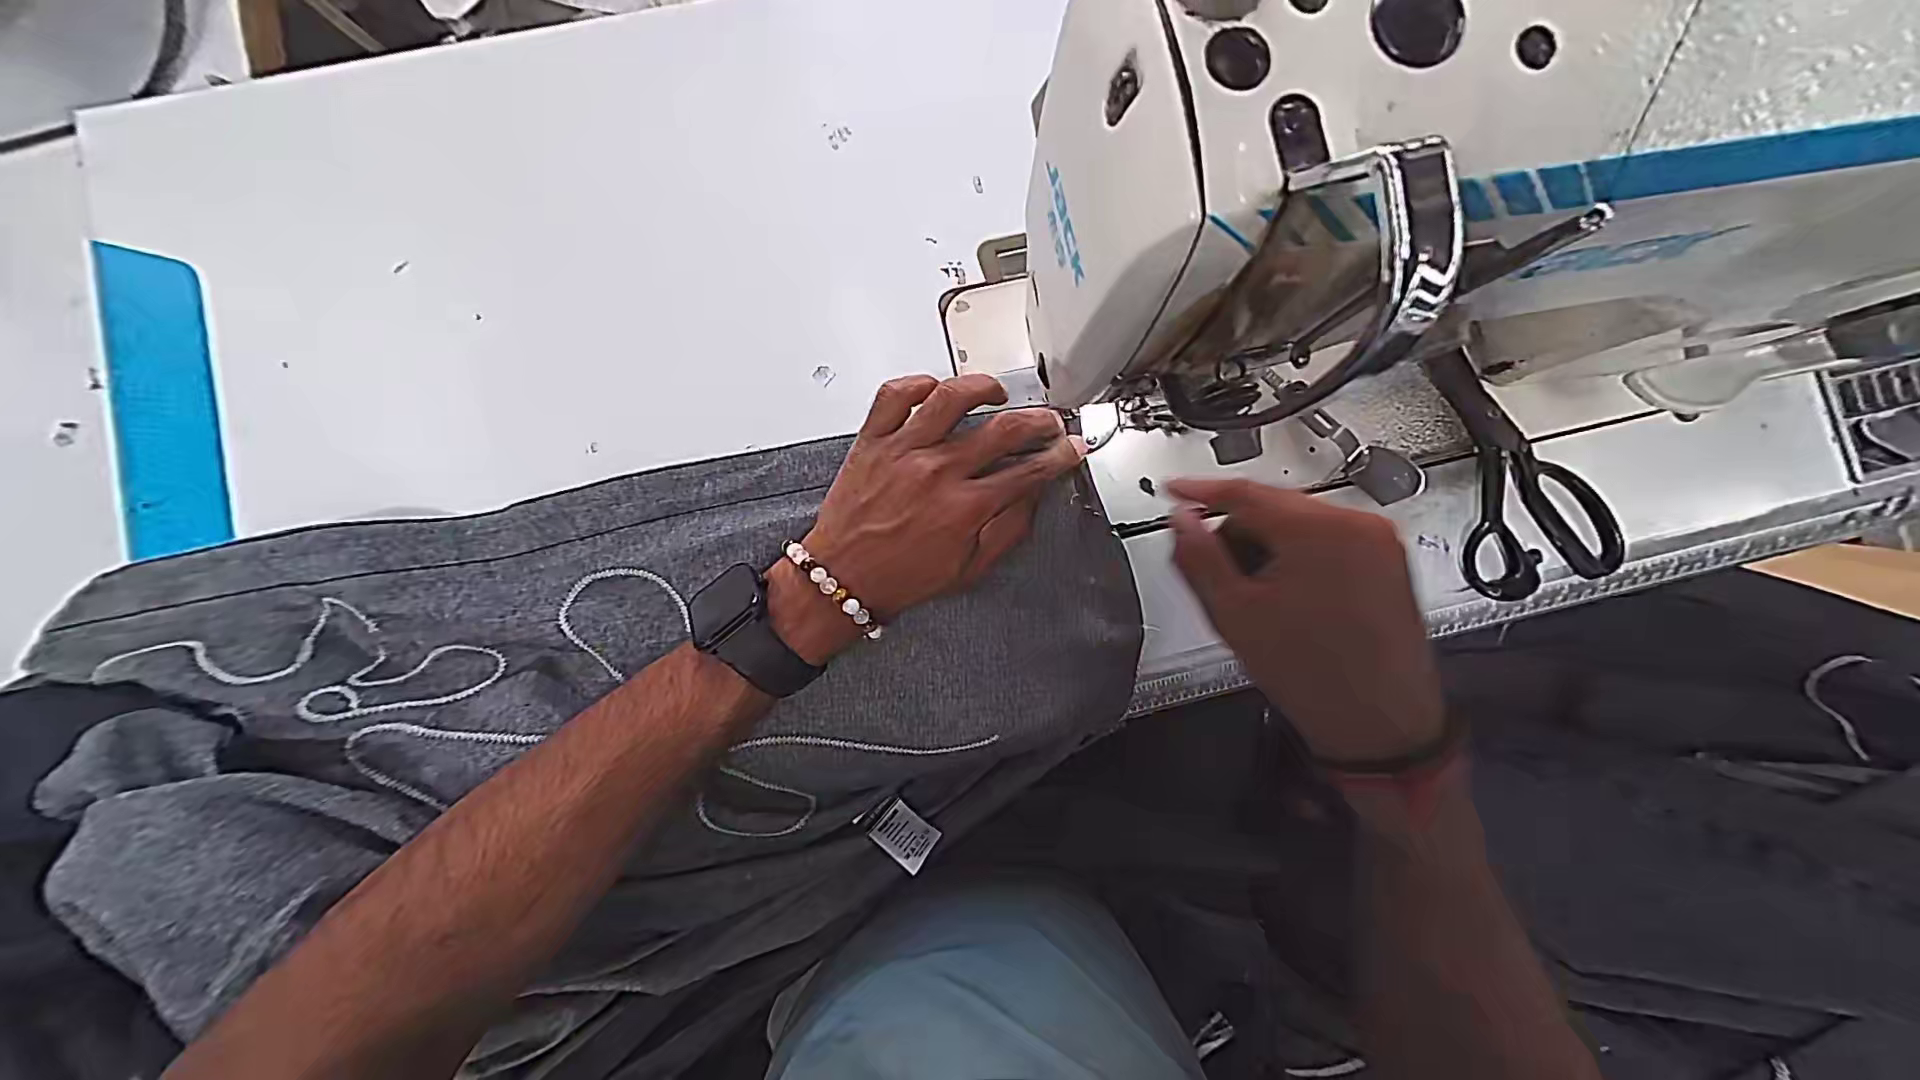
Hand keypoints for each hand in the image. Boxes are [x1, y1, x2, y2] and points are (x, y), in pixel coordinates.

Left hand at [766, 374, 1084, 663]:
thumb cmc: (900, 576)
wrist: (844, 578)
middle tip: (1046, 422)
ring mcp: (904, 451)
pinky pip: (895, 395)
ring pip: (952, 397)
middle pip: (1004, 428)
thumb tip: (1033, 497)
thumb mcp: (969, 569)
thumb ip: (1007, 531)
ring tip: (995, 393)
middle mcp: (937, 472)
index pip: (1029, 469)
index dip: (1059, 455)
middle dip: (1039, 420)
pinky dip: (918, 382)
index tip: (1068, 448)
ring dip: (984, 387)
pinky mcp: (873, 441)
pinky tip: (934, 388)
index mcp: (965, 507)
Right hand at [1166, 477, 1443, 764]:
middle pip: (1272, 505)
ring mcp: (1379, 541)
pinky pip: (1326, 537)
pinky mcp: (1387, 558)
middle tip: (1210, 562)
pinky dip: (1295, 553)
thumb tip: (1181, 520)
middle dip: (1234, 530)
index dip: (1199, 490)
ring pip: (1297, 520)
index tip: (1176, 490)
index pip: (1245, 492)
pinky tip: (1283, 594)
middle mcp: (1358, 525)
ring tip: (1253, 592)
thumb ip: (1198, 556)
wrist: (1378, 721)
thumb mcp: (1234, 612)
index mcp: (1320, 531)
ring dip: (1265, 544)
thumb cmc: (1319, 677)